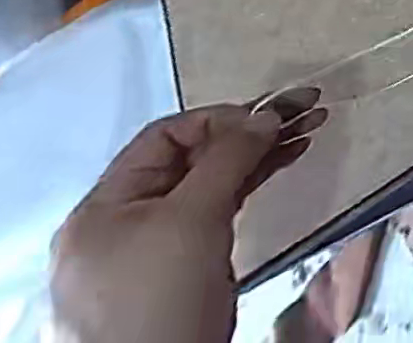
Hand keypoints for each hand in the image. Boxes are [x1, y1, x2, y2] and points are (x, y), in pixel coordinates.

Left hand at [49, 88, 327, 342]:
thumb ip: (229, 157)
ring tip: (308, 129)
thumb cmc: (159, 299)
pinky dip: (254, 180)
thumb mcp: (193, 218)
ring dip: (260, 152)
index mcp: (104, 207)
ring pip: (212, 180)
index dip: (218, 119)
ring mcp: (155, 244)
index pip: (165, 137)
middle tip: (302, 112)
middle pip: (192, 157)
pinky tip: (288, 159)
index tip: (268, 117)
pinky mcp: (184, 264)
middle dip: (249, 132)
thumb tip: (266, 115)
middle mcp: (125, 220)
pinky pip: (220, 206)